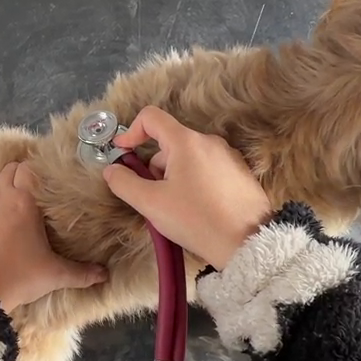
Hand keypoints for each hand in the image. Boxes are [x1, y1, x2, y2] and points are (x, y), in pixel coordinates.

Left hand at [0, 162, 105, 310]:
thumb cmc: (19, 276)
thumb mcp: (55, 275)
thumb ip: (82, 273)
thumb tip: (106, 274)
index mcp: (24, 201)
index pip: (29, 169)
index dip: (36, 172)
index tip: (45, 182)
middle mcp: (0, 196)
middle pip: (9, 170)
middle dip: (18, 176)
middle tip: (30, 192)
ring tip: (8, 203)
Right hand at [100, 106, 273, 269]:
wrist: (248, 243)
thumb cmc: (196, 219)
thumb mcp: (151, 203)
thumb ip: (124, 183)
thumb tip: (112, 169)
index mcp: (186, 142)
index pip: (151, 117)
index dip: (130, 131)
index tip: (122, 153)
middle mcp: (209, 141)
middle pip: (168, 143)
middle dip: (154, 166)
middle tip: (153, 197)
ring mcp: (228, 156)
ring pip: (187, 157)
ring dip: (173, 176)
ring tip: (177, 208)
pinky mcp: (240, 173)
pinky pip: (206, 168)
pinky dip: (193, 181)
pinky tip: (197, 209)